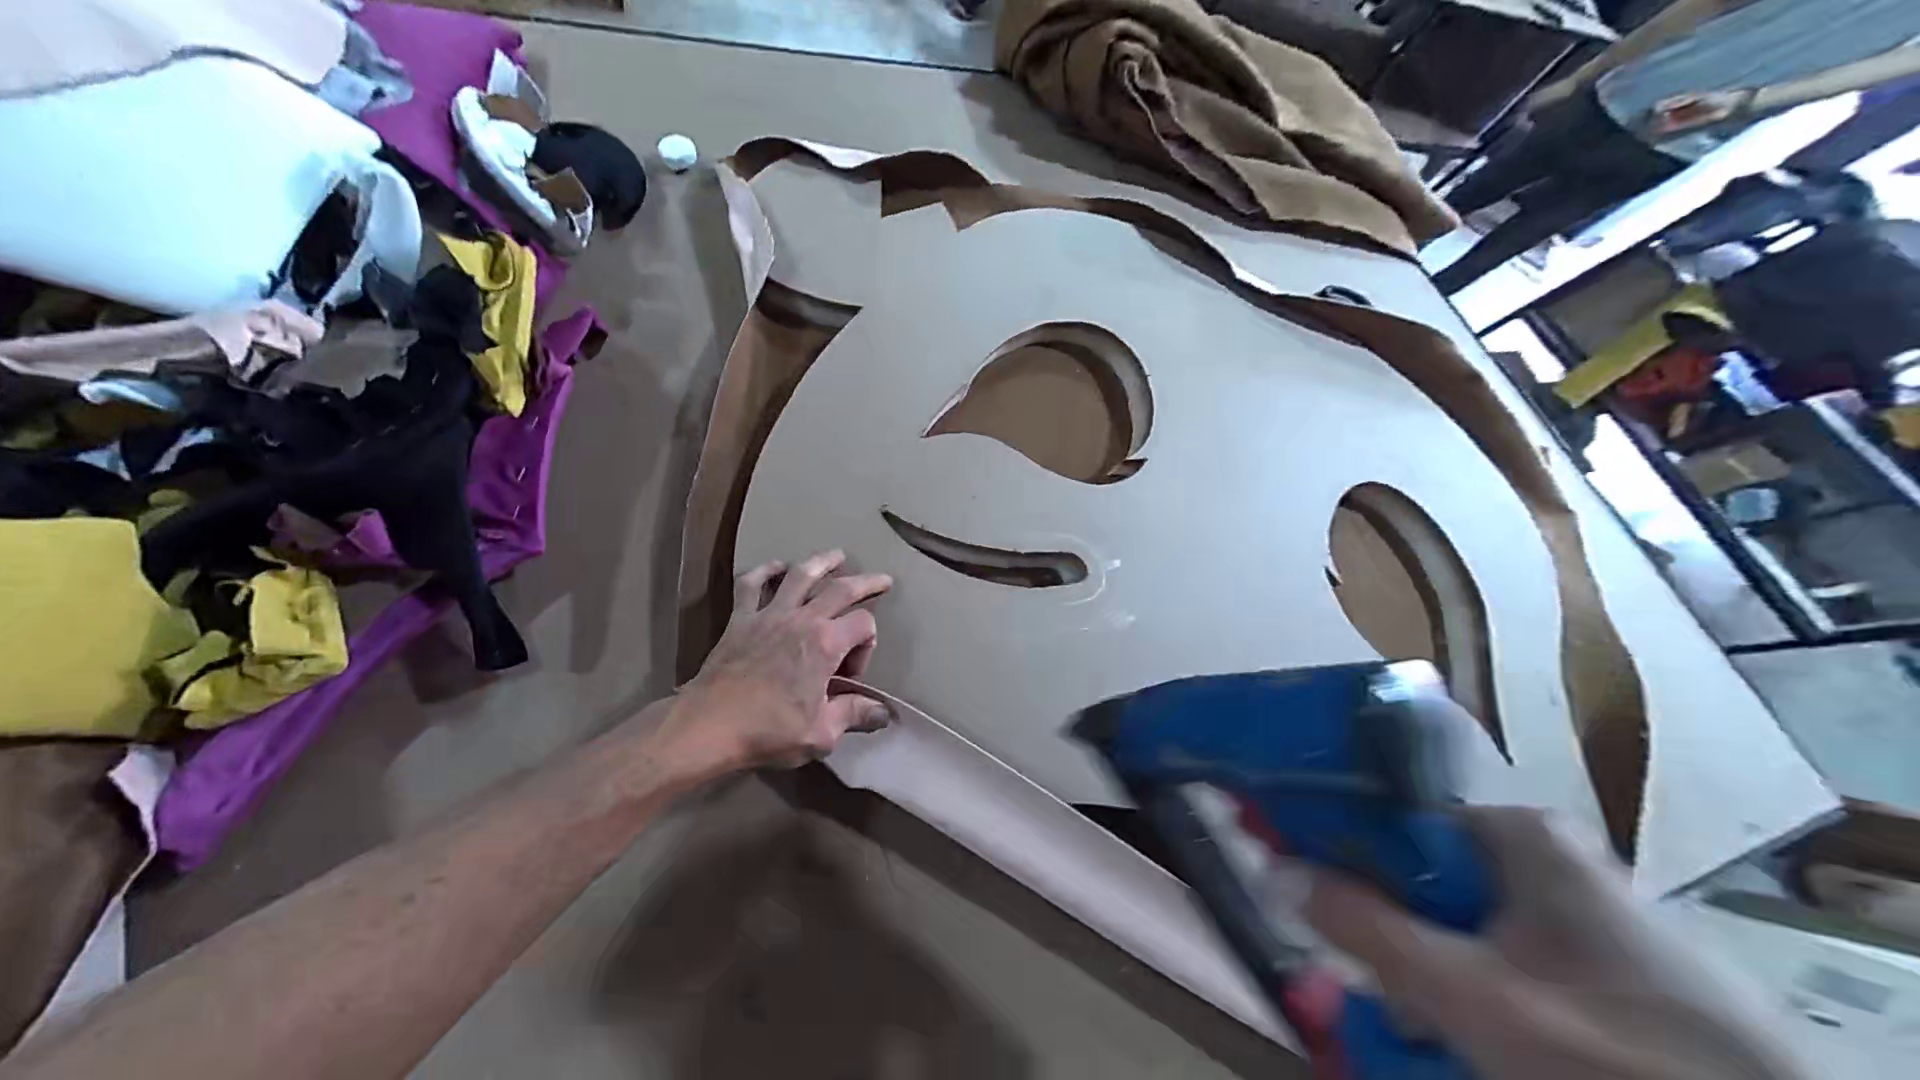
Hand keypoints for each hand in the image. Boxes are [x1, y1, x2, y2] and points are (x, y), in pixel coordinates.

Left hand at [658, 550, 892, 781]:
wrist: (708, 726)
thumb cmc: (768, 731)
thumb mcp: (821, 733)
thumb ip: (854, 715)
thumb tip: (882, 714)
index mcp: (825, 644)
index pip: (863, 624)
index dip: (867, 646)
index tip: (850, 676)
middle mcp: (801, 619)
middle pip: (841, 588)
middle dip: (866, 582)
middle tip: (882, 580)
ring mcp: (769, 615)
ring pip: (800, 575)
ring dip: (821, 562)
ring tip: (836, 555)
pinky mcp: (740, 619)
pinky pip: (751, 585)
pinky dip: (764, 571)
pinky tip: (775, 566)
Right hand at [1305, 807, 1810, 1079]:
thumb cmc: (1619, 1052)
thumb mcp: (1473, 994)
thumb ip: (1365, 926)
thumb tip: (1274, 868)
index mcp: (1514, 831)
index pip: (1386, 808)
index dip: (1332, 835)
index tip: (1290, 865)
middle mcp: (1534, 851)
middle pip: (1413, 868)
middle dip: (1380, 921)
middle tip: (1366, 977)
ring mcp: (1563, 902)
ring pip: (1446, 914)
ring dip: (1416, 961)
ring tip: (1420, 1019)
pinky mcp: (1584, 952)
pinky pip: (1487, 947)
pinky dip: (1460, 981)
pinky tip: (1463, 1027)